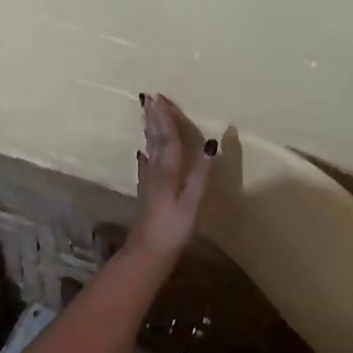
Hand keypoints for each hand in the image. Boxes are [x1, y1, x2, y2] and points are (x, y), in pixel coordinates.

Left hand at [127, 94, 215, 259]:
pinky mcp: (147, 193)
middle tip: (149, 98)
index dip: (165, 118)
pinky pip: (147, 165)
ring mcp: (149, 182)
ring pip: (149, 149)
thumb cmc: (172, 229)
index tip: (160, 97)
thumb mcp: (191, 202)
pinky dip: (146, 155)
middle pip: (155, 140)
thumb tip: (210, 144)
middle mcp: (155, 172)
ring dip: (149, 131)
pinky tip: (142, 153)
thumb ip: (200, 174)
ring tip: (147, 115)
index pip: (167, 138)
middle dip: (153, 118)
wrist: (146, 254)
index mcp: (167, 172)